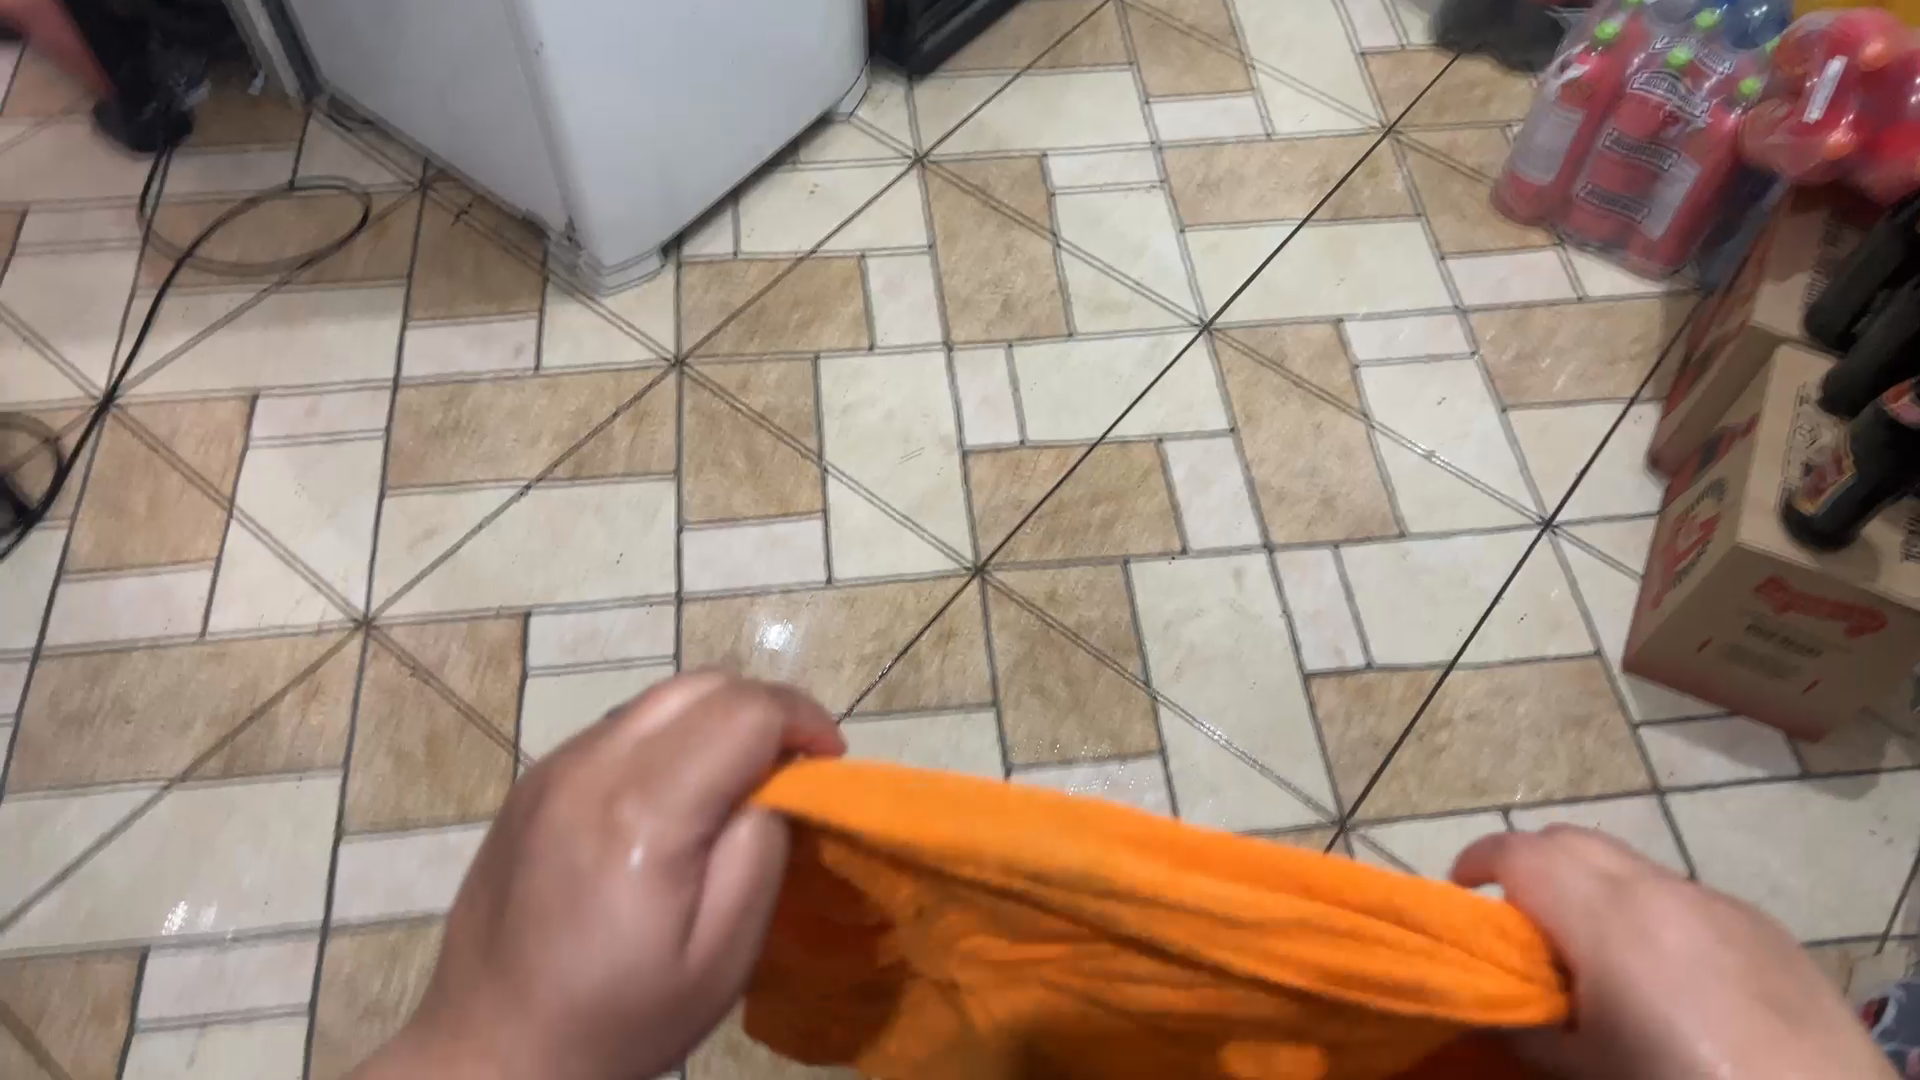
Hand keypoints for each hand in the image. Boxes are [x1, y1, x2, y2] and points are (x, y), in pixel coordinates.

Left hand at [353, 673, 845, 1079]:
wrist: (488, 1053)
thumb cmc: (618, 1016)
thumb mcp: (721, 956)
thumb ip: (761, 851)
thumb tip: (775, 784)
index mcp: (644, 810)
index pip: (745, 712)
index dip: (802, 719)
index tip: (828, 759)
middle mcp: (595, 765)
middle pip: (707, 685)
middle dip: (768, 708)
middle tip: (794, 762)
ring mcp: (558, 764)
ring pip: (666, 695)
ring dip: (721, 716)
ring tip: (742, 771)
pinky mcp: (538, 776)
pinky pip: (627, 722)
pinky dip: (676, 732)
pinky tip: (679, 787)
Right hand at [1453, 825, 1892, 1079]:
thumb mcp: (1580, 1068)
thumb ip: (1519, 1020)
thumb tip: (1485, 1000)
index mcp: (1605, 914)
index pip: (1514, 851)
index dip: (1475, 862)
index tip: (1463, 893)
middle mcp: (1658, 889)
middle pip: (1567, 840)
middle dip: (1530, 865)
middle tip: (1521, 916)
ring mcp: (1719, 903)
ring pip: (1627, 863)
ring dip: (1591, 884)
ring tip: (1595, 945)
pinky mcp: (1767, 928)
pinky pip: (1683, 895)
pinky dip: (1651, 910)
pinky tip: (1671, 971)